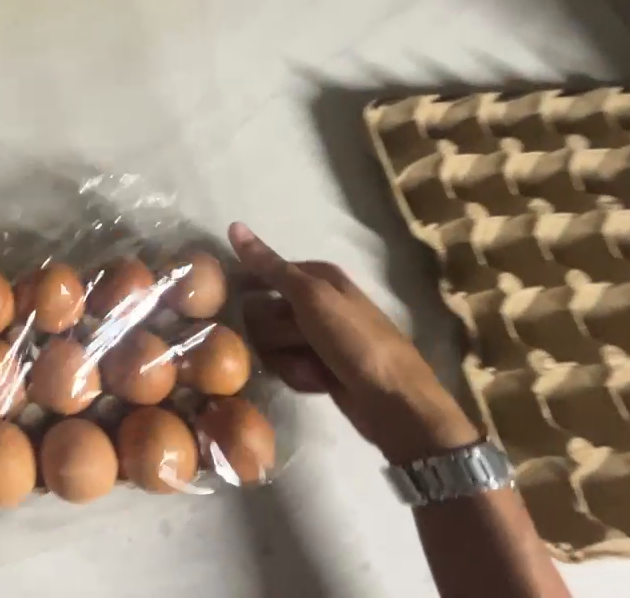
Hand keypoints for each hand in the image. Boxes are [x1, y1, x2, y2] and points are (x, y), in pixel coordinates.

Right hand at [229, 223, 478, 463]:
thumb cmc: (356, 341)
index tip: (234, 299)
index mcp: (318, 277)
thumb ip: (270, 266)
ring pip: (270, 341)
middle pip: (264, 311)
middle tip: (295, 340)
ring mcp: (316, 338)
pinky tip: (316, 381)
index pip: (265, 272)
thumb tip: (233, 225)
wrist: (396, 404)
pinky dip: (297, 374)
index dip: (252, 287)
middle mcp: (316, 303)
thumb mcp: (311, 296)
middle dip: (274, 330)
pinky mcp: (317, 367)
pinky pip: (285, 365)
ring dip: (286, 356)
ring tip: (311, 366)